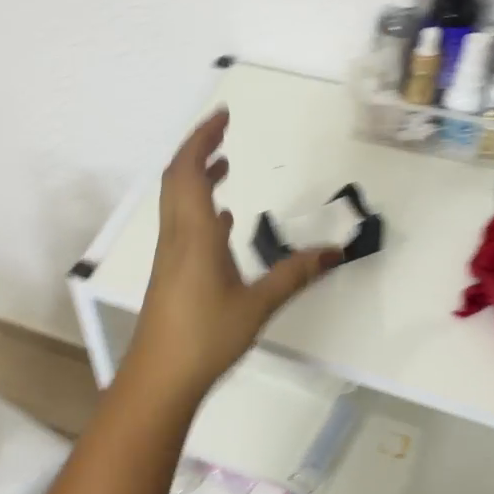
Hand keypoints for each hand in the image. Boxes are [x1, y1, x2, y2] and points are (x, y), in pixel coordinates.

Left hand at [125, 109, 339, 396]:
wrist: (159, 378)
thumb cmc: (206, 338)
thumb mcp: (257, 306)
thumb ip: (295, 276)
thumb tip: (335, 253)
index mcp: (194, 234)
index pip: (191, 171)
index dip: (203, 138)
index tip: (223, 115)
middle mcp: (176, 236)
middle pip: (177, 178)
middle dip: (198, 148)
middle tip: (224, 130)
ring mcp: (169, 256)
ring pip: (176, 201)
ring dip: (197, 176)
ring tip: (225, 164)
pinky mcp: (169, 274)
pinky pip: (181, 225)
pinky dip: (199, 208)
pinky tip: (221, 221)